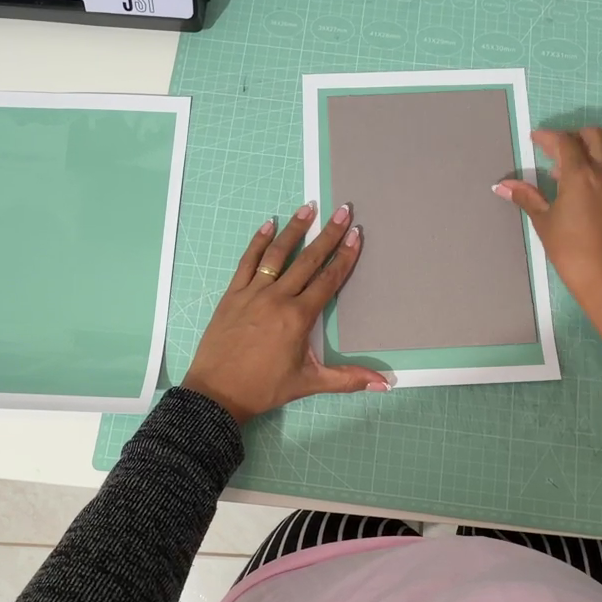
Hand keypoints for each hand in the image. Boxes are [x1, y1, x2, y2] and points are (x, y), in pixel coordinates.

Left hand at [180, 202, 388, 422]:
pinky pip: (247, 262)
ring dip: (294, 229)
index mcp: (298, 317)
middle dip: (327, 234)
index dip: (344, 256)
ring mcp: (253, 293)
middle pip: (308, 260)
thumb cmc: (264, 388)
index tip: (356, 234)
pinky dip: (258, 242)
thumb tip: (384, 384)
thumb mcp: (309, 383)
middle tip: (342, 211)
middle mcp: (278, 298)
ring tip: (309, 208)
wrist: (217, 393)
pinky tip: (268, 224)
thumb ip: (347, 379)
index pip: (328, 280)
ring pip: (277, 254)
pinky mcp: (232, 294)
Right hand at [495, 127, 601, 350]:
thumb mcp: (544, 223)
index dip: (548, 137)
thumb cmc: (571, 252)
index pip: (565, 142)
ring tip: (561, 170)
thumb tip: (502, 186)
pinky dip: (593, 167)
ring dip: (585, 150)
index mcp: (581, 175)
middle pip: (593, 136)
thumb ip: (526, 198)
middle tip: (552, 148)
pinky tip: (576, 189)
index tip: (534, 139)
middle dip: (572, 135)